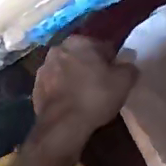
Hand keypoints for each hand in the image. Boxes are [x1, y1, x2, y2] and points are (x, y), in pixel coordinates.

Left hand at [29, 36, 137, 157]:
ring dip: (75, 78)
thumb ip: (129, 67)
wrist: (63, 124)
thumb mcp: (124, 81)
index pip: (103, 47)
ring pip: (67, 71)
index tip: (116, 76)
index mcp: (79, 42)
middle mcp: (58, 49)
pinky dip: (64, 91)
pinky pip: (56, 86)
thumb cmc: (96, 96)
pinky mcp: (35, 88)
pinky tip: (73, 104)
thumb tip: (128, 64)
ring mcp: (43, 69)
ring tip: (87, 97)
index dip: (112, 62)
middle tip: (103, 85)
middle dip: (91, 67)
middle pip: (82, 57)